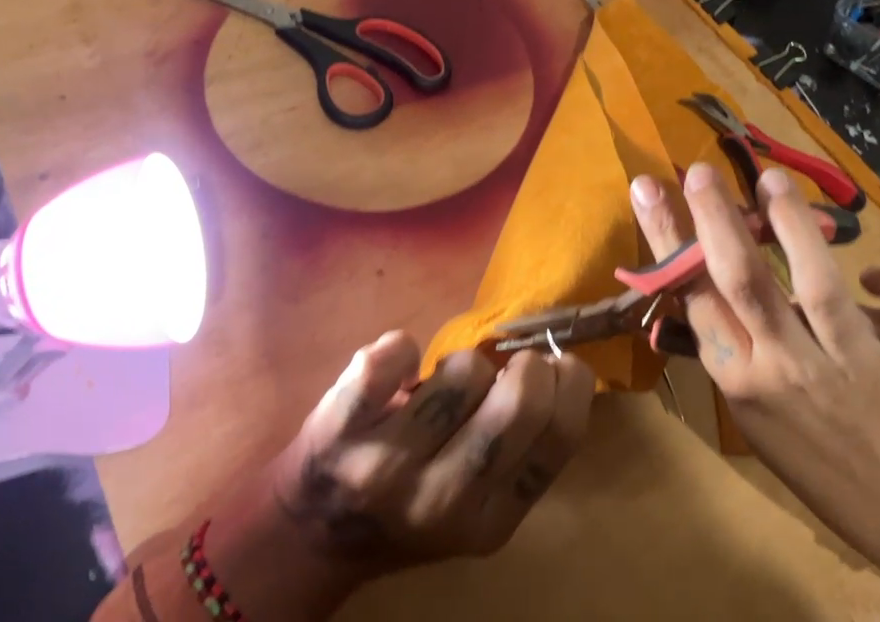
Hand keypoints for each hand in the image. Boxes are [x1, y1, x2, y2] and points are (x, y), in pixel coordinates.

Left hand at [202, 334, 595, 620]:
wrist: (310, 532)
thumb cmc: (409, 503)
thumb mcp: (478, 503)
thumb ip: (520, 450)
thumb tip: (559, 365)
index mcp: (489, 521)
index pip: (558, 437)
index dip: (569, 383)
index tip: (556, 367)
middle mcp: (441, 501)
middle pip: (519, 402)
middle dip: (524, 366)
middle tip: (505, 368)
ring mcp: (385, 466)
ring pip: (462, 372)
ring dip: (458, 364)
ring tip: (438, 387)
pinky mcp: (338, 428)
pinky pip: (394, 354)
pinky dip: (400, 348)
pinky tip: (396, 371)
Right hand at [629, 164, 879, 613]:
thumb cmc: (813, 456)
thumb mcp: (752, 414)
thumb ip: (731, 346)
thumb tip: (698, 279)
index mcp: (742, 379)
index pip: (694, 296)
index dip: (668, 238)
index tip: (648, 187)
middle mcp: (788, 367)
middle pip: (746, 282)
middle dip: (718, 221)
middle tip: (702, 171)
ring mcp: (849, 365)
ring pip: (818, 285)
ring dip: (794, 228)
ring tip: (772, 183)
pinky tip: (873, 275)